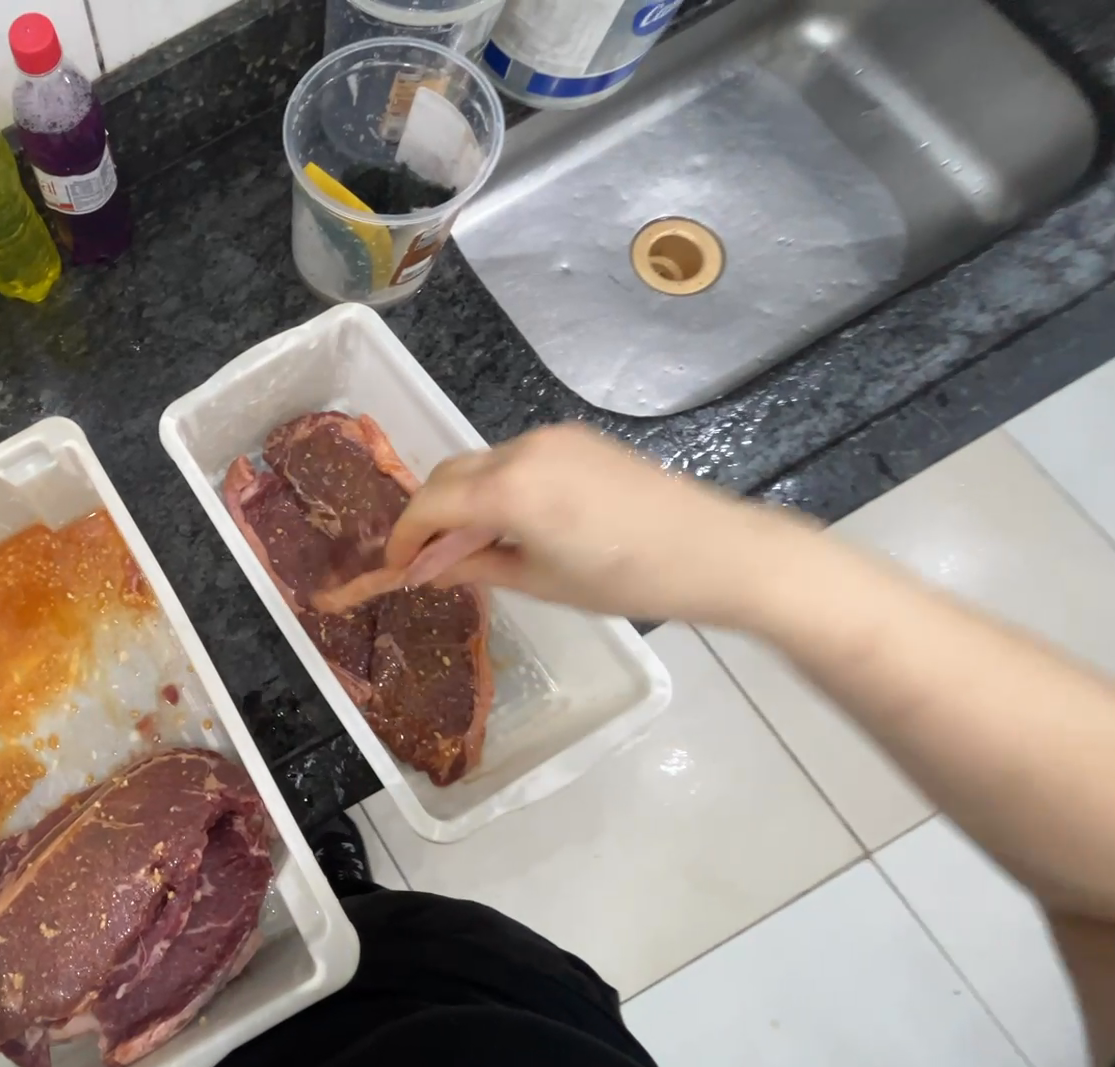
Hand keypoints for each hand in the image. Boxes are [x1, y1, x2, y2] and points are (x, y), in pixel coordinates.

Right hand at [386, 423, 816, 625]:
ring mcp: (550, 438)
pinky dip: (492, 486)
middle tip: (426, 557)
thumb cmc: (625, 580)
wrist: (718, 551)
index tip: (396, 566)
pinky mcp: (573, 438)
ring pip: (477, 464)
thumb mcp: (538, 581)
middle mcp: (521, 450)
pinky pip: (511, 458)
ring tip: (469, 542)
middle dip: (427, 514)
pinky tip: (507, 519)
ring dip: (459, 499)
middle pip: (447, 475)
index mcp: (509, 490)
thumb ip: (472, 566)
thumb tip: (424, 570)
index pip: (430, 504)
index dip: (404, 536)